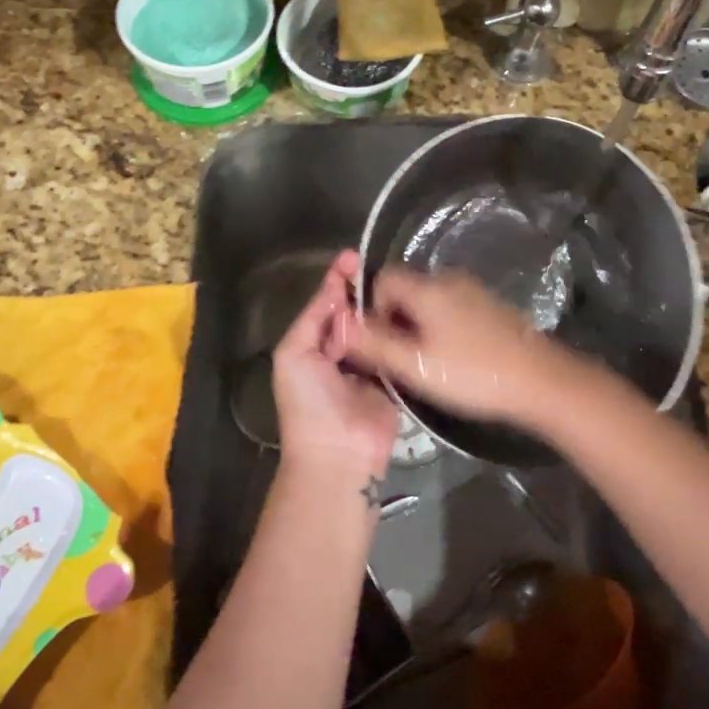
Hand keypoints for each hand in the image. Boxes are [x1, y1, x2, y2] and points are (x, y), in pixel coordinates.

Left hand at [273, 250, 398, 483]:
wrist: (338, 453)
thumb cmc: (307, 403)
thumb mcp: (294, 354)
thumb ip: (313, 318)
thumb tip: (335, 288)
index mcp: (314, 344)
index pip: (328, 304)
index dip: (339, 279)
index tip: (354, 255)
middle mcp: (342, 350)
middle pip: (355, 312)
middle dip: (364, 290)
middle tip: (382, 265)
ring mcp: (370, 364)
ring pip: (378, 326)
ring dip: (385, 307)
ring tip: (400, 280)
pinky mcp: (394, 378)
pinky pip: (398, 348)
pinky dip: (402, 331)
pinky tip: (413, 309)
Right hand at [336, 266, 596, 426]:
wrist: (541, 381)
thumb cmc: (473, 373)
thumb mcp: (416, 366)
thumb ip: (375, 344)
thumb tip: (339, 325)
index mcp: (427, 287)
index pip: (383, 278)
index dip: (372, 308)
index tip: (378, 342)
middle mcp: (449, 279)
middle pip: (407, 289)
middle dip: (395, 319)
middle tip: (399, 358)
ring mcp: (474, 291)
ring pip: (430, 301)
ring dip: (419, 326)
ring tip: (425, 363)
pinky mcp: (492, 306)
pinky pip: (452, 309)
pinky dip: (443, 328)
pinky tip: (454, 359)